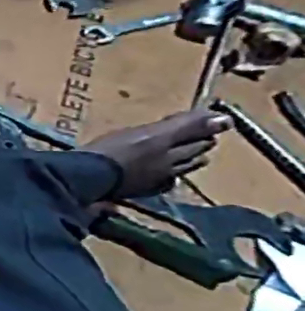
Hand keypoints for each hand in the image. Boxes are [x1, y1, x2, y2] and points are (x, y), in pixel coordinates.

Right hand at [82, 109, 228, 198]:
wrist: (82, 179)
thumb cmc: (113, 152)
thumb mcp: (150, 134)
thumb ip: (186, 127)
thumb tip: (227, 118)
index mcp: (172, 154)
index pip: (197, 139)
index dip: (200, 130)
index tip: (202, 122)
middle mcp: (169, 170)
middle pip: (190, 157)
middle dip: (194, 147)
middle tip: (191, 140)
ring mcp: (150, 183)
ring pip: (174, 171)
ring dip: (179, 163)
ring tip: (174, 158)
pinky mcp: (131, 192)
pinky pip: (154, 184)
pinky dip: (159, 179)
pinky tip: (153, 179)